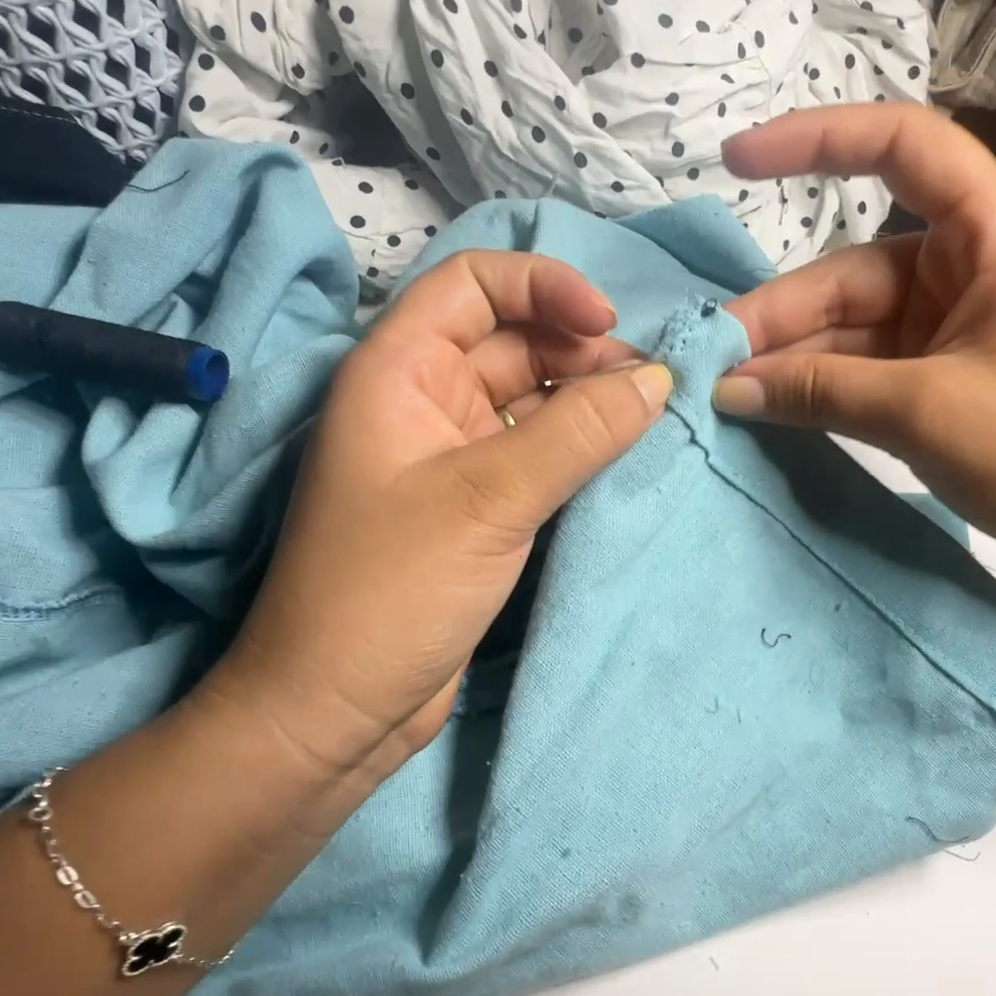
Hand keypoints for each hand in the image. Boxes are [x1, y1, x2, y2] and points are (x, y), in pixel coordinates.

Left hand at [204, 251, 671, 779]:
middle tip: (650, 388)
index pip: (473, 285)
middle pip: (512, 341)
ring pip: (531, 400)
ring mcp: (450, 456)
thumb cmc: (390, 592)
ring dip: (588, 402)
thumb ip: (578, 433)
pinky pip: (536, 453)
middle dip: (581, 352)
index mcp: (397, 372)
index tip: (611, 324)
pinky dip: (579, 449)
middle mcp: (423, 401)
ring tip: (651, 420)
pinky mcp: (475, 506)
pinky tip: (624, 458)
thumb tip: (658, 379)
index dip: (543, 286)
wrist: (337, 710)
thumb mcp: (489, 501)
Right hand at [716, 103, 995, 566]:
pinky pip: (868, 362)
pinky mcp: (945, 370)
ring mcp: (957, 321)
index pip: (904, 148)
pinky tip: (769, 405)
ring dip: (794, 356)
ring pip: (854, 321)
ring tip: (726, 388)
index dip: (816, 140)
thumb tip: (726, 388)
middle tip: (711, 354)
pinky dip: (823, 383)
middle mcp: (973, 264)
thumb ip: (821, 392)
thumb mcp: (926, 414)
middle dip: (783, 312)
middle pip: (856, 265)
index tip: (735, 162)